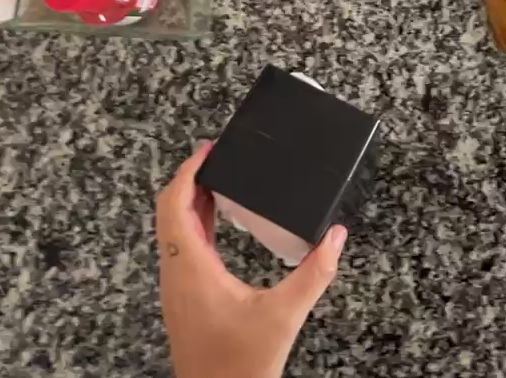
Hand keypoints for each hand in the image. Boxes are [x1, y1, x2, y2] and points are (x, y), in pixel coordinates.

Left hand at [156, 142, 347, 377]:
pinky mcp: (186, 299)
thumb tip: (336, 234)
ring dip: (189, 200)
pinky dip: (195, 222)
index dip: (187, 174)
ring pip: (173, 231)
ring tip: (218, 177)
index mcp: (192, 271)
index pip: (174, 208)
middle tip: (217, 154)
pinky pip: (182, 247)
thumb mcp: (284, 317)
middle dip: (189, 179)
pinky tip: (217, 218)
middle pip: (168, 214)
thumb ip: (314, 273)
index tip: (208, 150)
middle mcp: (177, 276)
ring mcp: (178, 289)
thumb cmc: (242, 367)